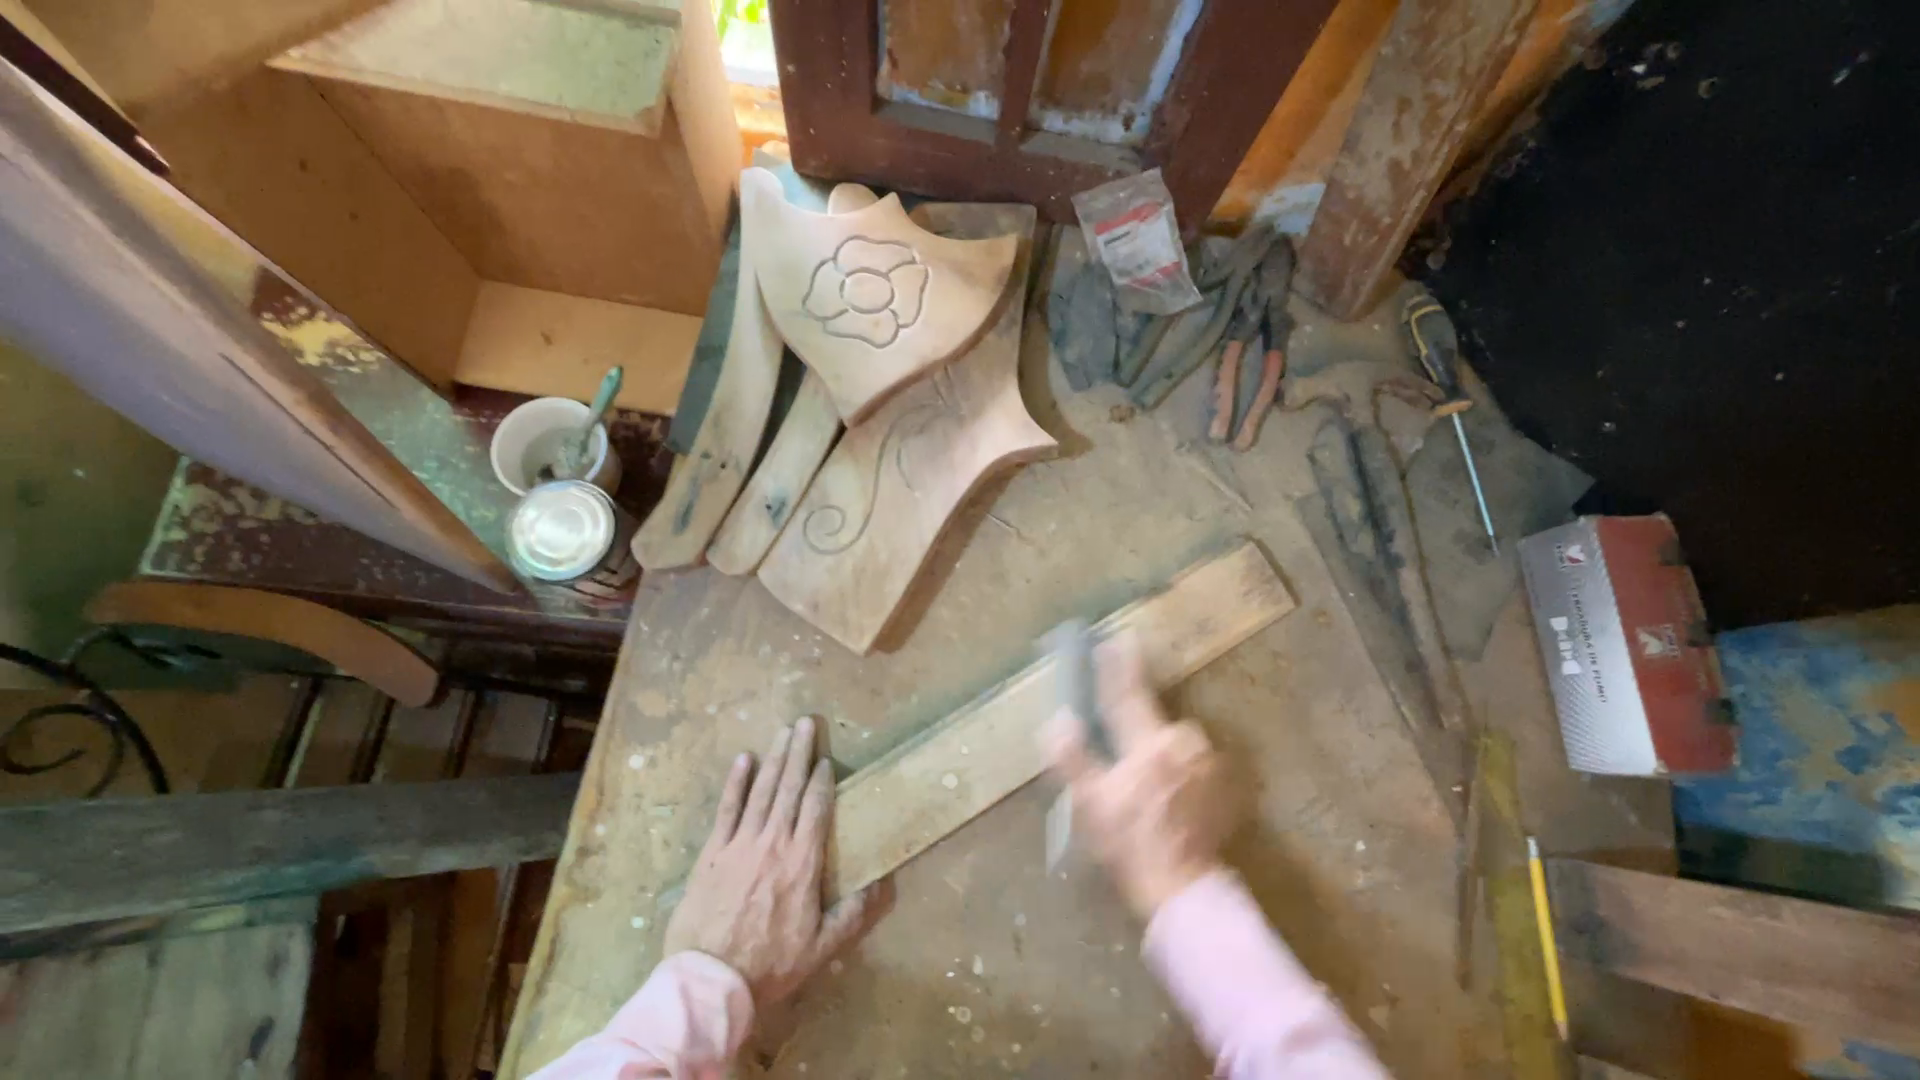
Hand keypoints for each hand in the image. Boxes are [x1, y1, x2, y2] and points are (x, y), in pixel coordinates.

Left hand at [663, 717, 891, 1004]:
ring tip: (782, 732)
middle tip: (805, 723)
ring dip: (773, 758)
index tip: (826, 759)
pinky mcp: (712, 852)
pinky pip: (727, 808)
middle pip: (789, 788)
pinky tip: (744, 760)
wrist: (710, 978)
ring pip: (761, 791)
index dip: (822, 780)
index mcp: (802, 862)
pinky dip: (736, 782)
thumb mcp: (821, 947)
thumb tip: (881, 885)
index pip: (816, 808)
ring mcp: (740, 844)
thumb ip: (852, 914)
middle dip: (799, 753)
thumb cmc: (769, 964)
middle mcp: (773, 843)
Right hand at [1042, 632, 1237, 919]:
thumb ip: (1071, 757)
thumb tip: (1058, 720)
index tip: (1117, 639)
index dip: (1118, 667)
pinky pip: (1196, 764)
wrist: (1179, 884)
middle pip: (1154, 722)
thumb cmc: (1127, 841)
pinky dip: (1184, 772)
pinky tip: (1174, 799)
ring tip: (1151, 789)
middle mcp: (1182, 743)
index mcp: (1147, 742)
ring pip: (1177, 743)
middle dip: (1140, 732)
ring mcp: (1208, 764)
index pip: (1126, 695)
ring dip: (1163, 753)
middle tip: (1128, 764)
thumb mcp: (1089, 802)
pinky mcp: (1224, 784)